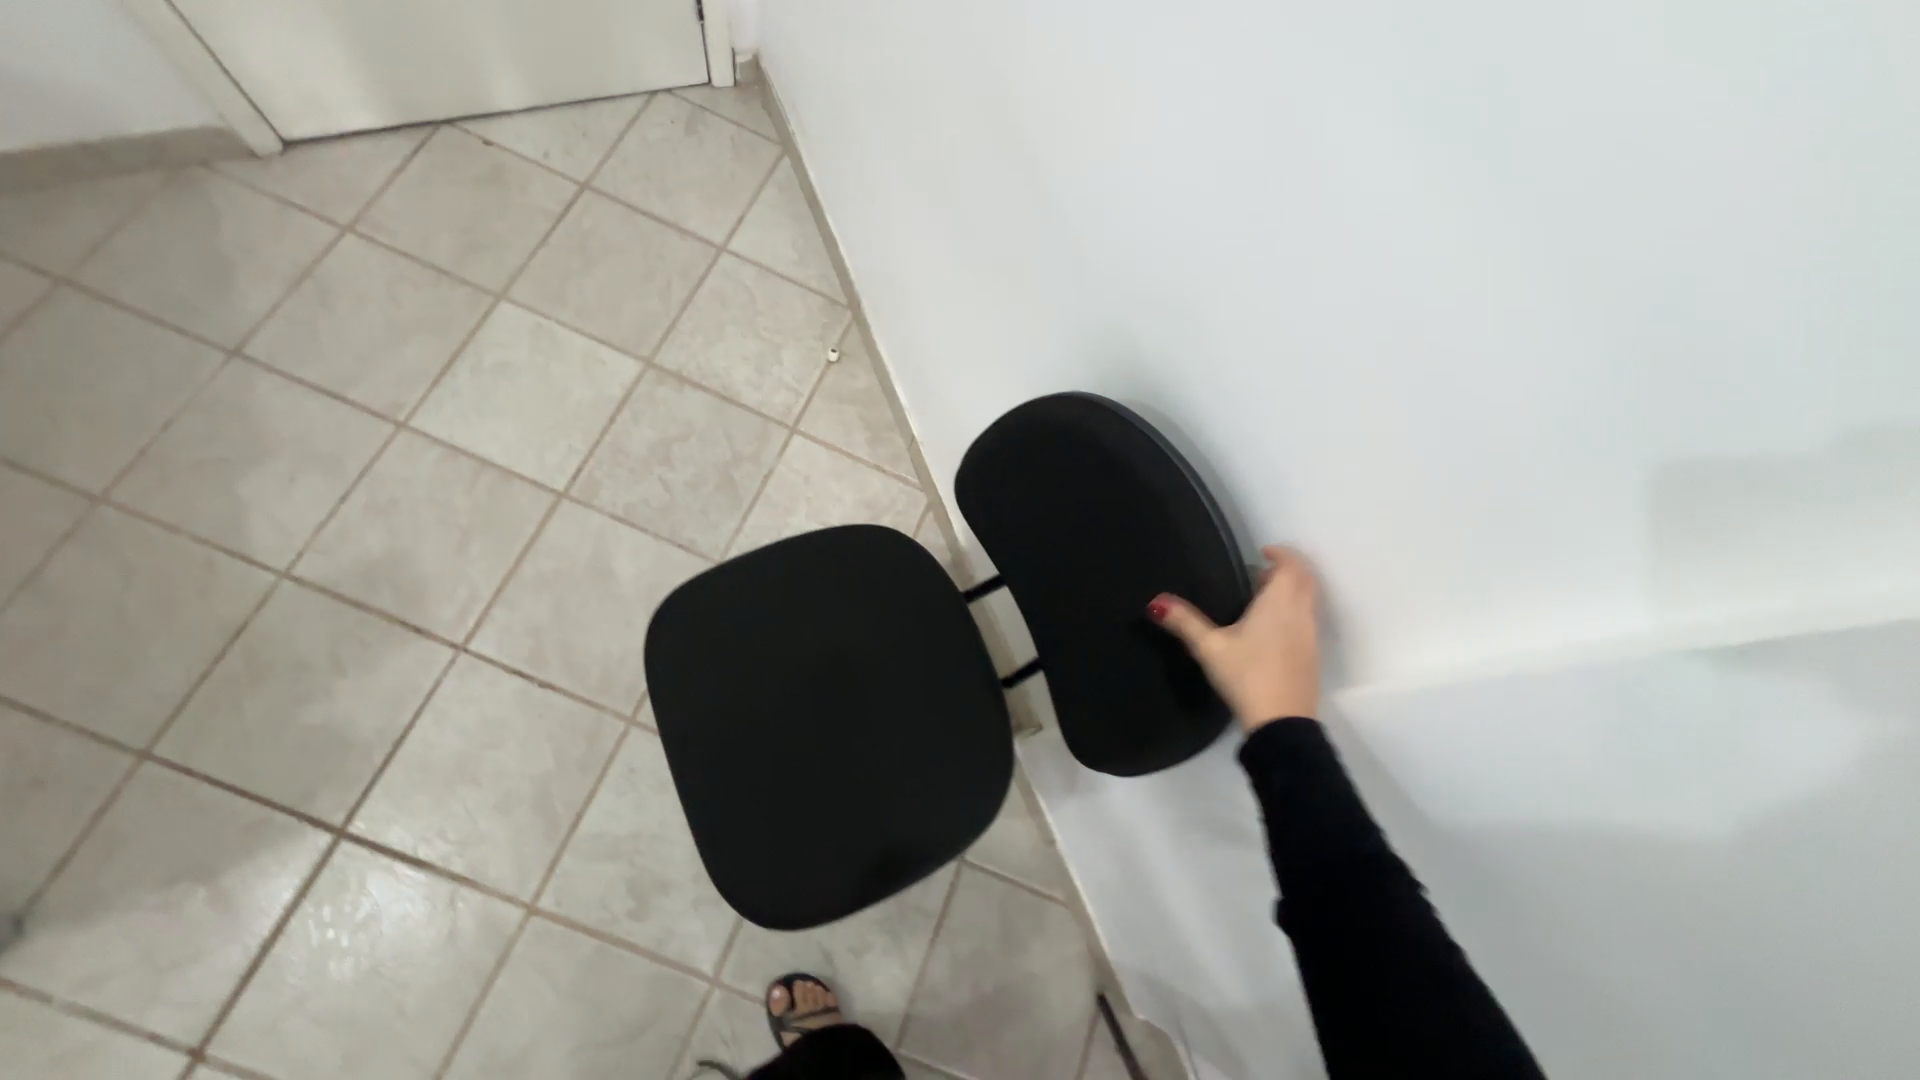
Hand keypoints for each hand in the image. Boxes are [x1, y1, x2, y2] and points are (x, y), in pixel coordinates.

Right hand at [1149, 546, 1320, 732]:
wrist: (1281, 721)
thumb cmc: (1246, 675)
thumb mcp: (1209, 648)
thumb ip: (1184, 622)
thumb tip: (1156, 602)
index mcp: (1279, 603)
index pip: (1292, 566)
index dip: (1282, 554)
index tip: (1263, 552)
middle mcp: (1301, 614)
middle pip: (1305, 580)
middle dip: (1288, 570)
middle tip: (1261, 573)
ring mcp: (1310, 636)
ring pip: (1308, 600)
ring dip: (1292, 591)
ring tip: (1262, 598)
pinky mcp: (1311, 655)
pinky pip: (1307, 619)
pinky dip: (1294, 611)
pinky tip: (1270, 629)